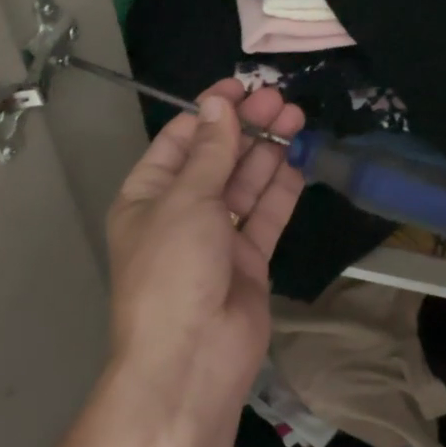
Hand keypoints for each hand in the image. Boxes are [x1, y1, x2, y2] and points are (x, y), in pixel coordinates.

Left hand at [105, 79, 304, 409]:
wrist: (191, 359)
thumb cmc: (173, 269)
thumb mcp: (186, 200)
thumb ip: (210, 151)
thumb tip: (217, 103)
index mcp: (147, 196)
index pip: (180, 141)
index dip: (209, 111)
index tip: (241, 87)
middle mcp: (180, 213)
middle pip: (217, 159)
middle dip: (246, 128)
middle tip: (280, 101)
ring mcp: (216, 239)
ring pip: (244, 185)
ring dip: (267, 152)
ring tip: (296, 119)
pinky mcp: (248, 262)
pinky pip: (265, 216)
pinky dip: (280, 189)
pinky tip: (298, 160)